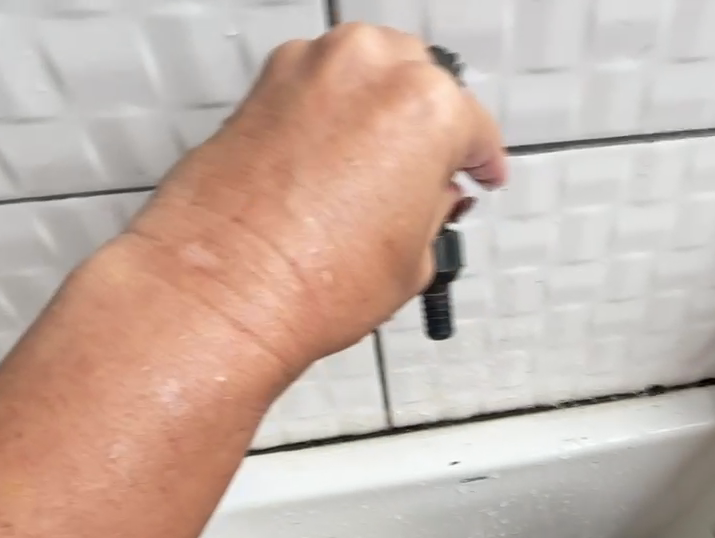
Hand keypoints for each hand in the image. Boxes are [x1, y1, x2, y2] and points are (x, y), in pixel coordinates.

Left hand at [115, 23, 506, 382]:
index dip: (484, 160)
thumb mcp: (416, 261)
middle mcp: (368, 69)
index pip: (476, 127)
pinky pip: (319, 88)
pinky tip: (337, 166)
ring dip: (382, 115)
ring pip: (367, 74)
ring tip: (381, 175)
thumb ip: (436, 211)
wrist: (230, 291)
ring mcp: (309, 69)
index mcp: (426, 108)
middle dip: (432, 127)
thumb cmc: (313, 282)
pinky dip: (335, 117)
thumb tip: (434, 197)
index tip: (482, 174)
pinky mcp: (263, 85)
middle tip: (431, 176)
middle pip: (421, 80)